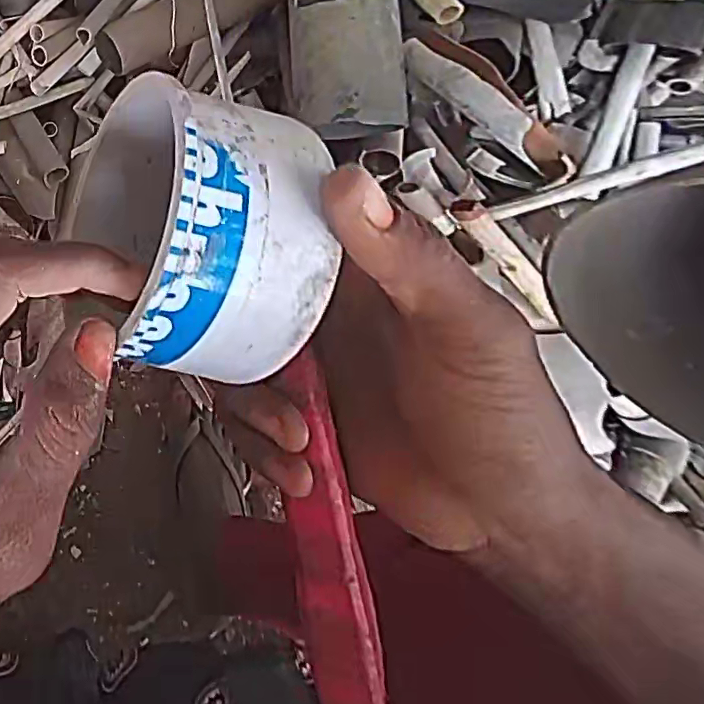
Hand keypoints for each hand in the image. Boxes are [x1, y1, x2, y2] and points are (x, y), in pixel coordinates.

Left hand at [0, 237, 142, 703]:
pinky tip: (59, 321)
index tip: (131, 281)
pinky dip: (25, 291)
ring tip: (106, 307)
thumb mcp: (11, 521)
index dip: (73, 263)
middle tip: (131, 296)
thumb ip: (59, 427)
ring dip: (49, 274)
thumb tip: (98, 338)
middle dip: (69, 264)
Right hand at [215, 165, 598, 554]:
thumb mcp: (465, 328)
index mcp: (352, 278)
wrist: (504, 519)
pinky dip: (259, 446)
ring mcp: (297, 369)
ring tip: (296, 434)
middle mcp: (314, 318)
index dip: (232, 228)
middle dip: (212, 332)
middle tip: (222, 355)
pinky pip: (240, 419)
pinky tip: (301, 463)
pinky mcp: (288, 417)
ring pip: (226, 365)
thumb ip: (409, 258)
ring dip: (249, 406)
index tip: (199, 240)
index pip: (277, 232)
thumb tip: (349, 184)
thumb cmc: (504, 417)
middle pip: (229, 300)